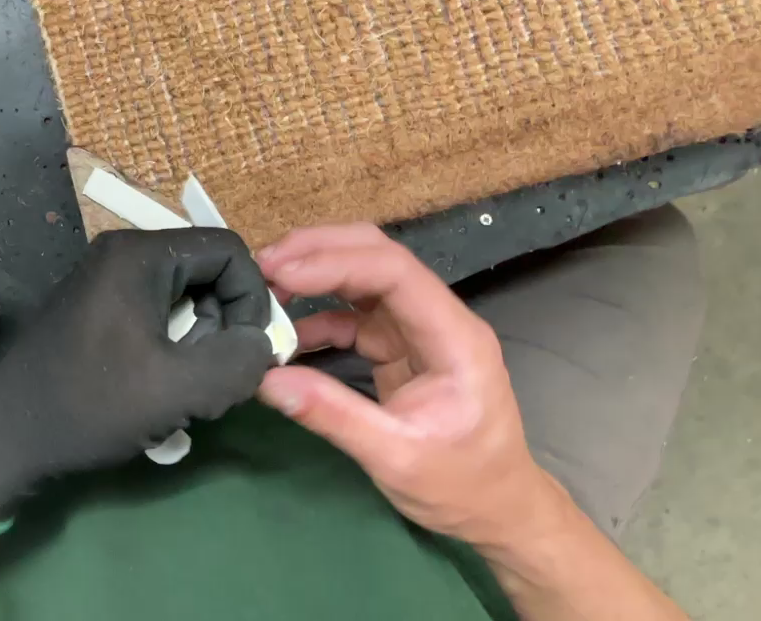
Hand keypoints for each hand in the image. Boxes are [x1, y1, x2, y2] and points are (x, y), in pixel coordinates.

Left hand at [0, 228, 276, 518]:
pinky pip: (157, 311)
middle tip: (215, 377)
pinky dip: (174, 345)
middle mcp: (124, 253)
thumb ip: (235, 363)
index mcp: (141, 254)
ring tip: (188, 389)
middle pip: (206, 271)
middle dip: (225, 324)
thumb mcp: (174, 390)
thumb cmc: (89, 403)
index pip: (228, 251)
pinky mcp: (99, 305)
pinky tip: (161, 388)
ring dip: (201, 341)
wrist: (7, 432)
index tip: (250, 352)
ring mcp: (108, 278)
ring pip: (184, 295)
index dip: (252, 298)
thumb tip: (264, 346)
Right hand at [254, 224, 571, 549]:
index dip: (334, 263)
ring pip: (360, 270)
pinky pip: (349, 309)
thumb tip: (267, 379)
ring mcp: (414, 325)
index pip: (393, 270)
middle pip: (375, 253)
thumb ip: (333, 415)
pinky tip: (284, 328)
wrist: (497, 511)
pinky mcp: (395, 340)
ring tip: (264, 282)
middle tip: (263, 264)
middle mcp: (435, 315)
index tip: (280, 273)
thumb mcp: (396, 460)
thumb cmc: (462, 486)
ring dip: (312, 270)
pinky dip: (314, 310)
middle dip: (317, 250)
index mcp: (453, 335)